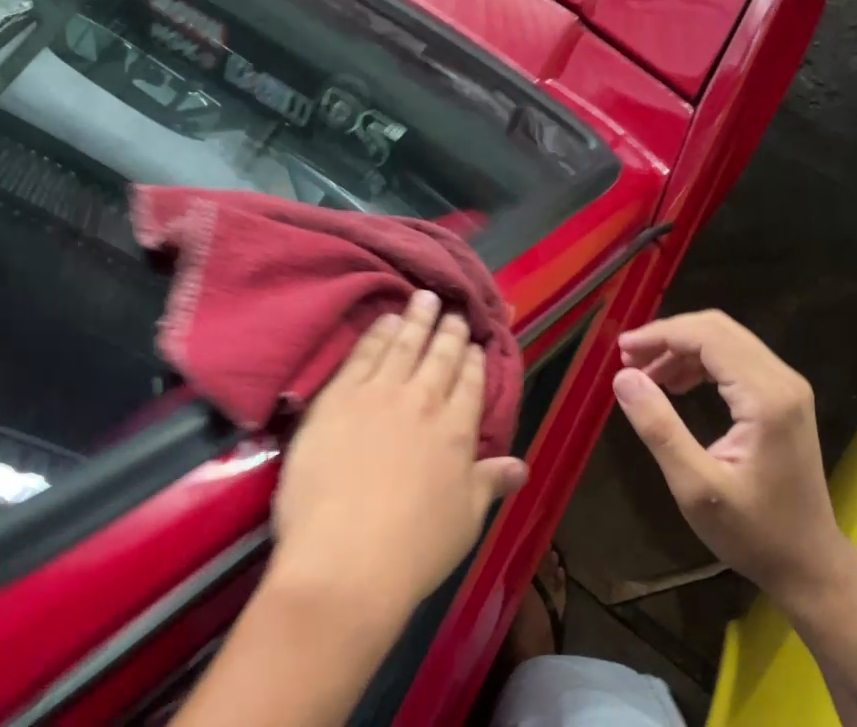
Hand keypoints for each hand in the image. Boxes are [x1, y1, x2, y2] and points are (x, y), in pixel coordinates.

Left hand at [271, 291, 529, 618]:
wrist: (346, 558)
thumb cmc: (414, 549)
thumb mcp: (465, 520)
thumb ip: (489, 483)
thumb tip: (520, 465)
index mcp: (456, 432)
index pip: (470, 384)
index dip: (474, 361)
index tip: (475, 344)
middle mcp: (421, 403)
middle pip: (439, 356)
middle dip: (449, 331)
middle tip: (453, 309)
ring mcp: (377, 395)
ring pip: (402, 345)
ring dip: (415, 320)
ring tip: (423, 298)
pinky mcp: (336, 398)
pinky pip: (362, 354)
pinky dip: (376, 333)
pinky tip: (383, 320)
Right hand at [612, 311, 854, 603]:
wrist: (809, 564)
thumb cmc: (753, 532)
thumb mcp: (695, 486)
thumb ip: (659, 428)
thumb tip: (623, 377)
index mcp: (766, 398)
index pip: (708, 337)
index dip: (660, 335)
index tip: (620, 351)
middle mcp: (783, 381)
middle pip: (718, 329)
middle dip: (668, 336)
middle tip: (627, 360)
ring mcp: (787, 388)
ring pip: (726, 340)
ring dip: (681, 348)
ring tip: (644, 374)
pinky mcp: (783, 399)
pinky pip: (736, 360)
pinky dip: (700, 362)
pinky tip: (675, 385)